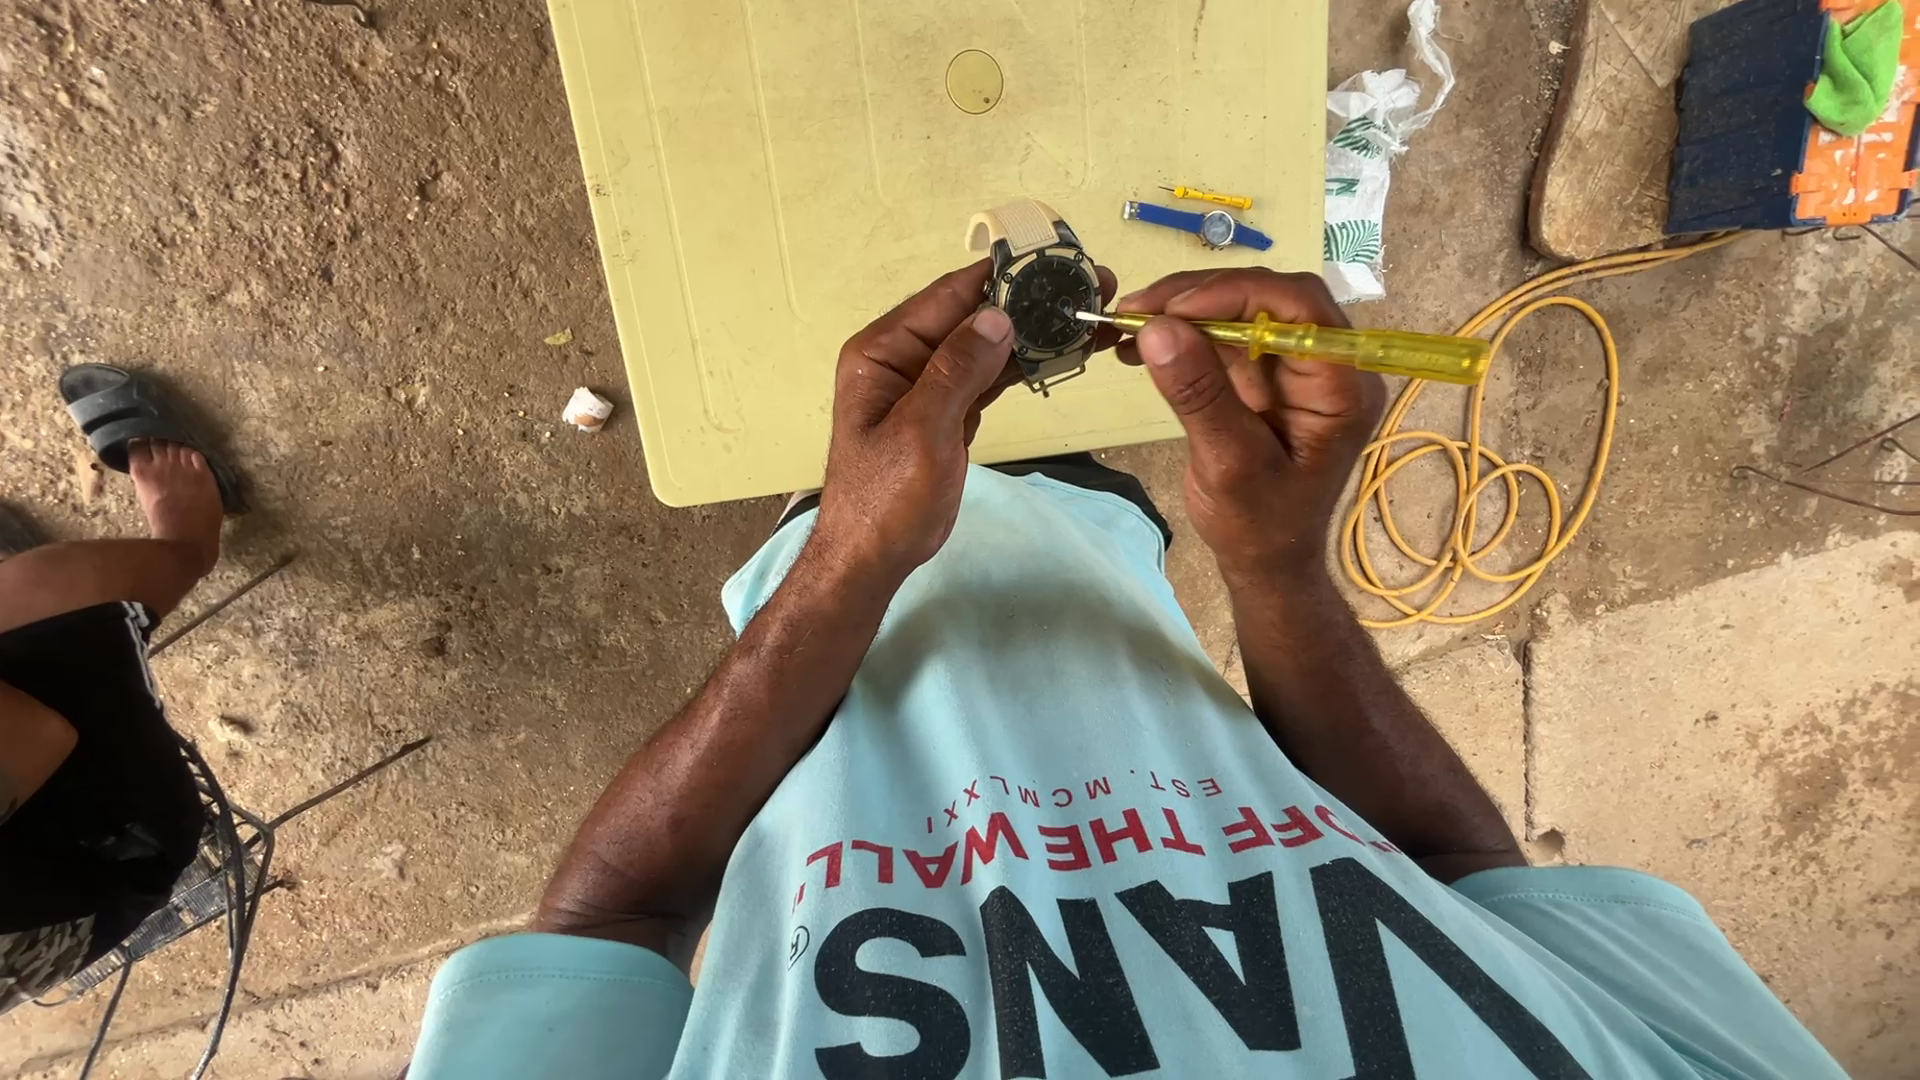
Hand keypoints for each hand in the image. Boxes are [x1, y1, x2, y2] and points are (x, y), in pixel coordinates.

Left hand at [816, 259, 1116, 581]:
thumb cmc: (886, 498)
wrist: (875, 554)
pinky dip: (1021, 367)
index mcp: (885, 351)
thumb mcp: (920, 431)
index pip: (947, 297)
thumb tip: (998, 316)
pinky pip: (988, 377)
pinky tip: (1058, 353)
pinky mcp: (949, 411)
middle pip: (971, 316)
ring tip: (1085, 314)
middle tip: (1088, 285)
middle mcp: (905, 358)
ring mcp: (928, 384)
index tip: (1053, 259)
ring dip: (1031, 333)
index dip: (1000, 276)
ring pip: (985, 346)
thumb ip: (956, 371)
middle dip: (1027, 302)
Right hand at [1116, 269, 1384, 583]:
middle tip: (1136, 310)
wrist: (1263, 559)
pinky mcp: (1260, 379)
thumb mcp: (1228, 463)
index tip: (1171, 309)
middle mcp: (1322, 364)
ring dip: (1180, 314)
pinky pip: (1221, 341)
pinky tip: (1139, 345)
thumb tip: (1157, 329)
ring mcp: (1290, 370)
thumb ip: (1199, 395)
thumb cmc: (1259, 524)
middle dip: (1198, 297)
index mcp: (1339, 383)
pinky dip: (1180, 338)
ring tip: (1126, 324)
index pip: (1297, 306)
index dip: (1234, 294)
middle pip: (1266, 299)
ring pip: (1238, 314)